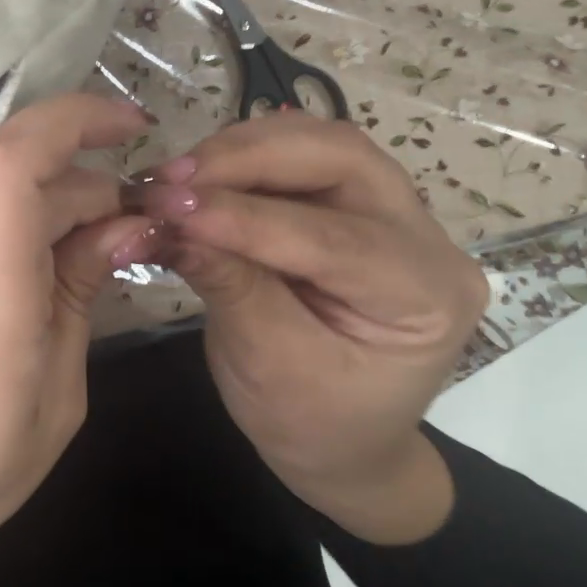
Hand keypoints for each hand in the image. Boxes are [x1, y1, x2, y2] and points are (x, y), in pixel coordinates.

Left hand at [0, 95, 159, 586]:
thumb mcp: (55, 400)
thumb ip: (80, 296)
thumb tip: (126, 222)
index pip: (7, 175)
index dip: (69, 124)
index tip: (131, 128)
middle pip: (0, 162)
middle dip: (77, 165)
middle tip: (125, 216)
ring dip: (40, 176)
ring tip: (86, 223)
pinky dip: (3, 197)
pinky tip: (34, 235)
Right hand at [132, 114, 490, 544]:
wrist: (339, 442)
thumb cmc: (311, 419)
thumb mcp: (266, 363)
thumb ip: (225, 283)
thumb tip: (161, 220)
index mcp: (426, 296)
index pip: (332, 238)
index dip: (243, 216)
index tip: (166, 206)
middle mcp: (424, 239)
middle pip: (343, 158)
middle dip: (249, 156)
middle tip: (169, 177)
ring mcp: (392, 214)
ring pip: (322, 144)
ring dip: (242, 149)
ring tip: (175, 176)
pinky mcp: (350, 206)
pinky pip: (302, 158)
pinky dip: (244, 155)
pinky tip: (201, 171)